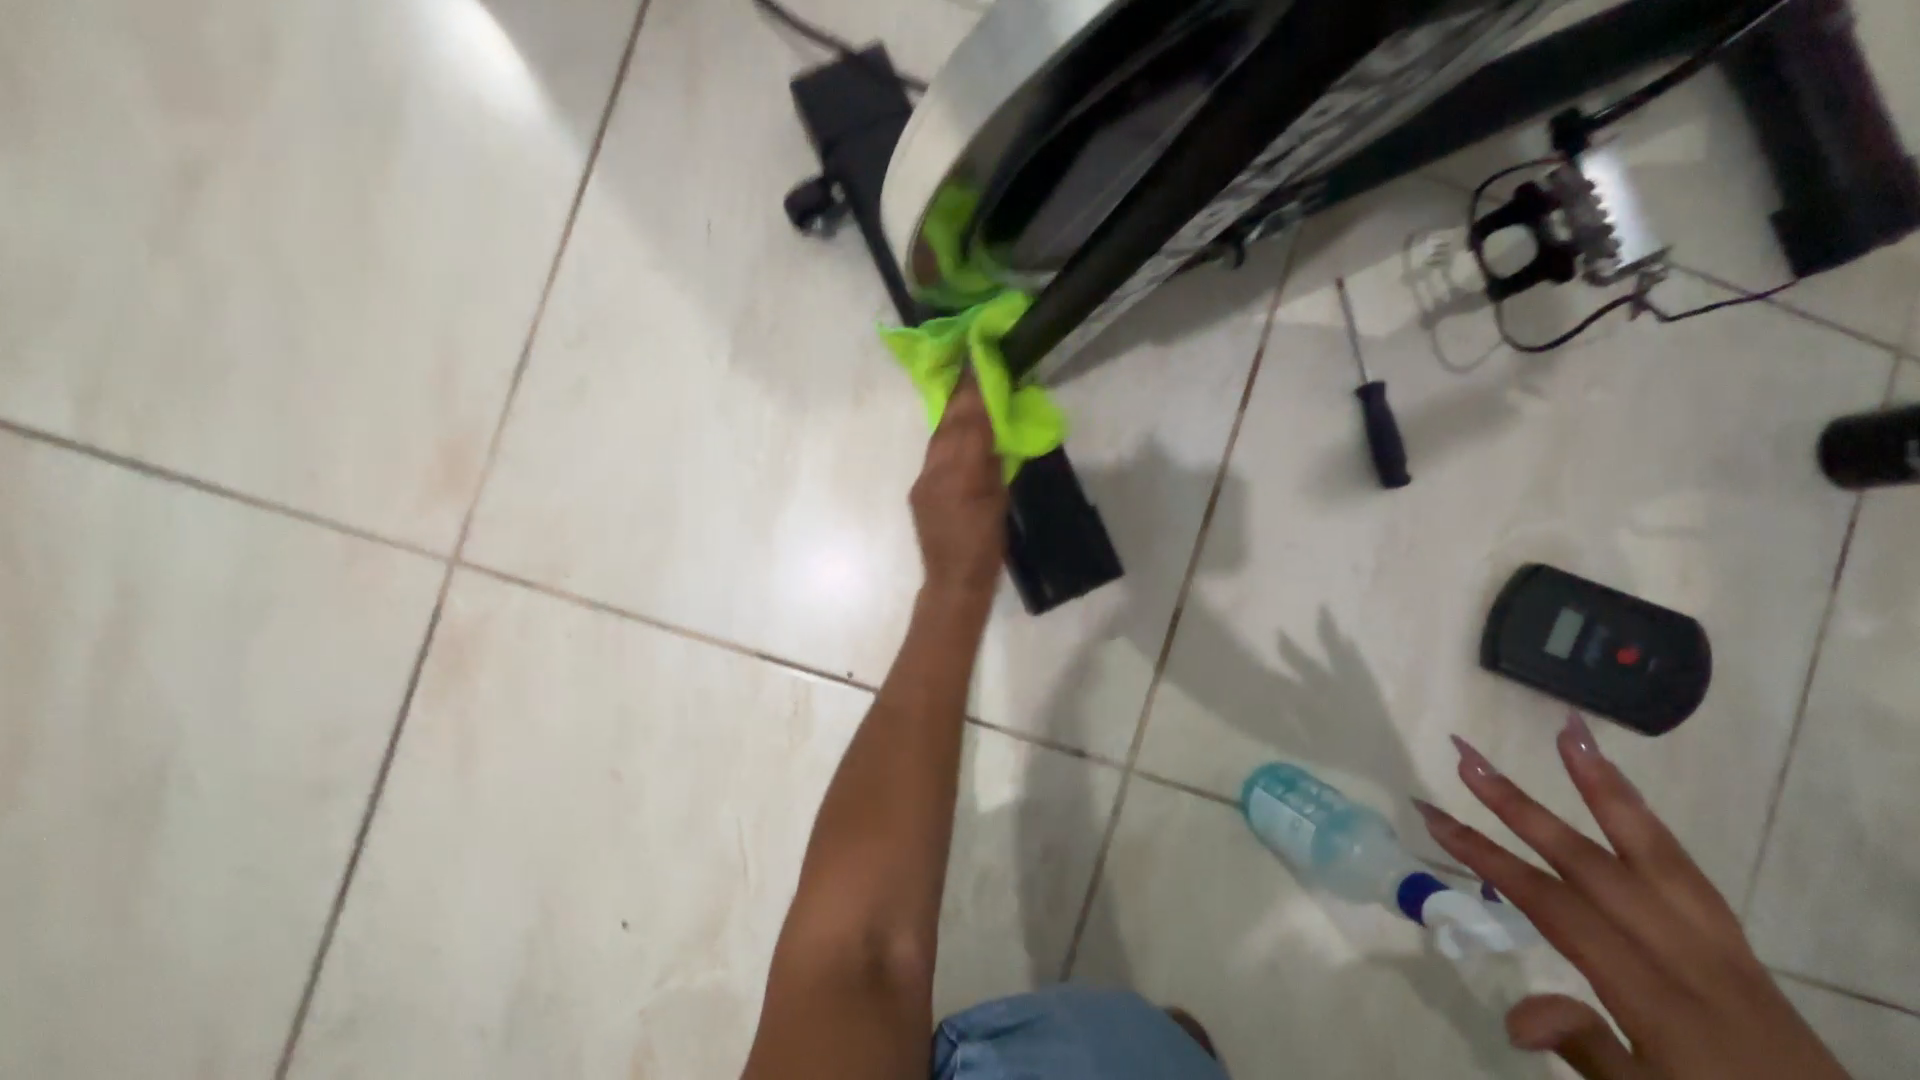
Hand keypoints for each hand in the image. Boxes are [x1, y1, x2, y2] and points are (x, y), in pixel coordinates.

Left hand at [910, 376, 1006, 599]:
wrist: (952, 583)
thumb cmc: (986, 548)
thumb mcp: (999, 502)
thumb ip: (993, 466)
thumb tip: (992, 436)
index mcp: (962, 474)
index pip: (970, 423)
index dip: (976, 392)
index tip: (981, 363)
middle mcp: (937, 471)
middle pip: (950, 424)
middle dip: (962, 395)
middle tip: (973, 366)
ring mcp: (924, 481)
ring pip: (940, 438)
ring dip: (953, 414)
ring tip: (967, 393)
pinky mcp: (919, 491)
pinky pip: (935, 455)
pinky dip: (948, 438)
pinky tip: (958, 433)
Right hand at [1413, 713, 1848, 1079]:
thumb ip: (1585, 1048)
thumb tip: (1514, 1013)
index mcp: (1655, 995)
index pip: (1554, 907)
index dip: (1488, 859)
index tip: (1433, 816)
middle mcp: (1685, 951)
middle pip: (1591, 863)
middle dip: (1521, 806)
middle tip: (1467, 757)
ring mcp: (1717, 938)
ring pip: (1652, 847)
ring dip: (1603, 786)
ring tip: (1567, 733)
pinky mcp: (1734, 938)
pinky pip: (1685, 866)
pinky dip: (1646, 820)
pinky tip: (1620, 793)